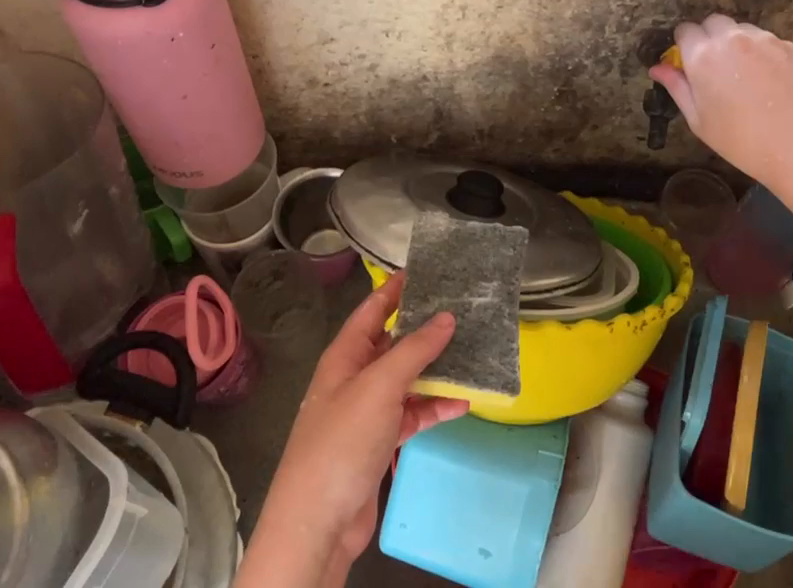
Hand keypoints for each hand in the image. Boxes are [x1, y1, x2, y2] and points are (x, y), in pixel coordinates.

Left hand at [237, 274, 468, 587]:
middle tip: (466, 312)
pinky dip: (435, 408)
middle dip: (427, 330)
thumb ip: (414, 350)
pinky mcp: (380, 442)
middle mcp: (354, 378)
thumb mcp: (379, 387)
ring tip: (474, 356)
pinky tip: (462, 403)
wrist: (319, 521)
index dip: (397, 289)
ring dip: (437, 371)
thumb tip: (447, 317)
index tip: (429, 270)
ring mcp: (367, 412)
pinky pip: (412, 414)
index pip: (373, 310)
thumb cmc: (342, 442)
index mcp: (345, 356)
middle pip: (394, 344)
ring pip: (408, 380)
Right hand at [650, 14, 792, 200]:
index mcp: (703, 56)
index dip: (685, 46)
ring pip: (743, 31)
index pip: (685, 31)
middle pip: (714, 23)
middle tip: (717, 71)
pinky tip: (772, 84)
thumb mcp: (700, 121)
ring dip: (738, 45)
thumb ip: (677, 88)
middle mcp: (733, 39)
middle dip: (710, 39)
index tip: (691, 66)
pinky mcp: (792, 47)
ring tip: (747, 79)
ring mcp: (766, 40)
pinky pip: (769, 42)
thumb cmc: (743, 143)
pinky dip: (764, 54)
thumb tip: (658, 68)